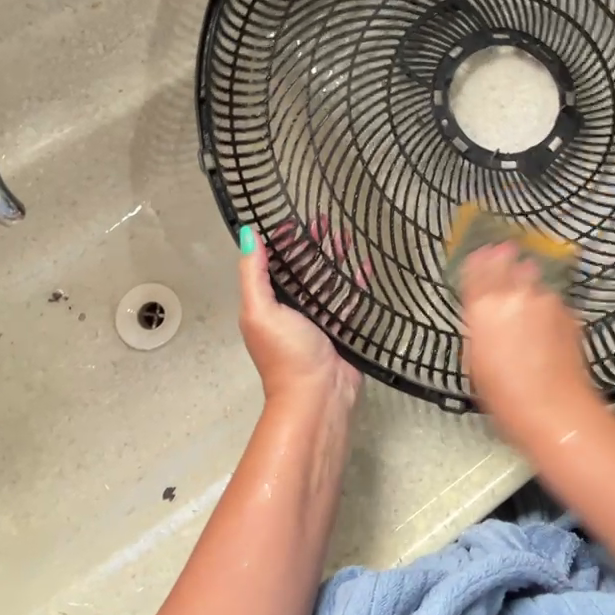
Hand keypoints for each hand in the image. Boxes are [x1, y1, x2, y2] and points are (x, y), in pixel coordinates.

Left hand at [237, 225, 362, 412]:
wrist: (317, 395)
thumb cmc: (286, 351)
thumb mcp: (260, 310)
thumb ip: (254, 273)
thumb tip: (247, 234)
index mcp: (269, 303)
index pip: (275, 263)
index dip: (283, 241)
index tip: (296, 219)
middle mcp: (293, 308)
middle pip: (303, 268)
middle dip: (313, 245)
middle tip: (327, 220)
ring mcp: (319, 318)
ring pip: (328, 279)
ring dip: (336, 258)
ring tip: (348, 234)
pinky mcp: (343, 328)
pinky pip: (351, 297)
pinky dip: (358, 280)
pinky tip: (367, 263)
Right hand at [459, 243, 600, 445]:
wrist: (554, 408)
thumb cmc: (506, 395)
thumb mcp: (475, 363)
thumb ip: (477, 331)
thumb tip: (481, 321)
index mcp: (482, 306)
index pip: (477, 269)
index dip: (477, 260)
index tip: (479, 253)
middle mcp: (512, 295)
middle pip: (506, 262)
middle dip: (503, 257)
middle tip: (503, 250)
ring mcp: (543, 300)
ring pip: (532, 279)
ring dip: (527, 279)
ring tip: (525, 281)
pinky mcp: (567, 311)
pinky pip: (551, 299)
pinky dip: (545, 303)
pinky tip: (545, 318)